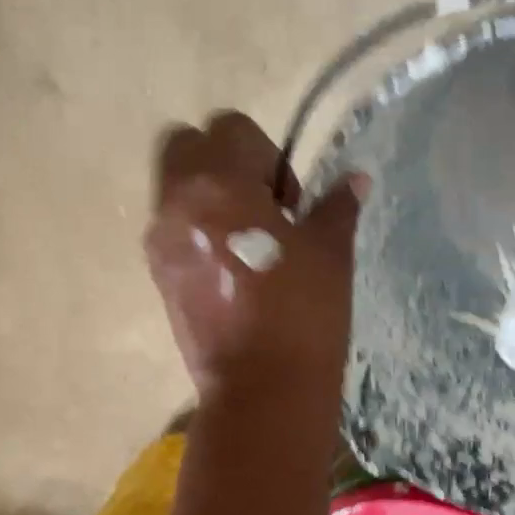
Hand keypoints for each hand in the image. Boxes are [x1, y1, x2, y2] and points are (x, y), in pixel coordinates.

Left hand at [144, 111, 367, 401]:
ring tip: (254, 246)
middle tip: (268, 213)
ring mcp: (161, 237)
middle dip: (227, 164)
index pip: (233, 128)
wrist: (264, 387)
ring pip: (177, 186)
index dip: (270, 158)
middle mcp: (176, 200)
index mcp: (219, 184)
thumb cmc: (304, 313)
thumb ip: (337, 208)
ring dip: (212, 197)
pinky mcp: (160, 271)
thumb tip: (355, 178)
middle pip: (189, 145)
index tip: (294, 204)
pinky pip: (175, 227)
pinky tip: (239, 273)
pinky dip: (202, 231)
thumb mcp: (332, 254)